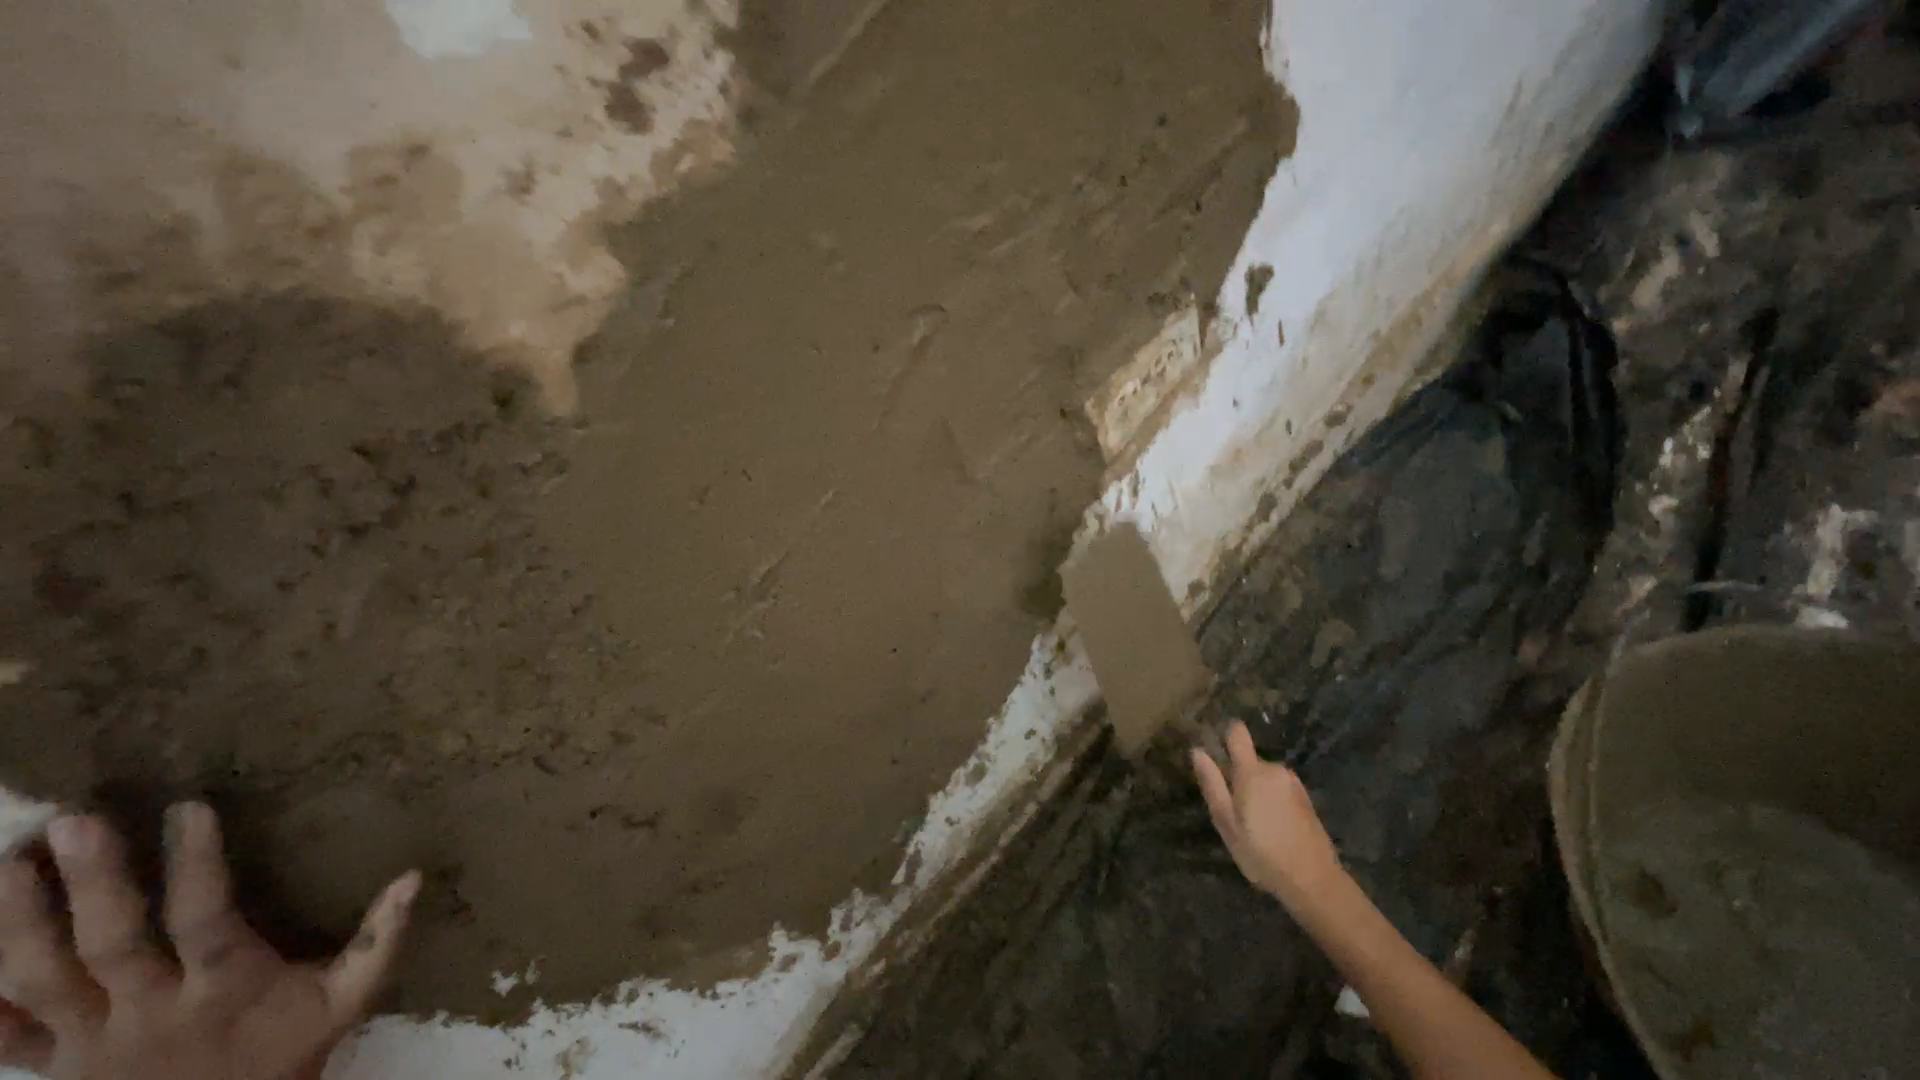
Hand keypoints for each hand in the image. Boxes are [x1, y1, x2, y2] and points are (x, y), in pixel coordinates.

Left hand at [0, 803, 418, 1079]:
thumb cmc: (289, 1052)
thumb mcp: (347, 1001)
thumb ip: (379, 941)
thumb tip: (413, 875)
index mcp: (226, 991)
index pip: (205, 921)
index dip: (195, 865)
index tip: (188, 808)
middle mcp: (150, 1013)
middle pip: (109, 946)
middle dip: (90, 882)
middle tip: (73, 820)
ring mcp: (89, 1043)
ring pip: (37, 981)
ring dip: (18, 920)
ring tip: (9, 860)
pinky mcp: (50, 1065)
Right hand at [1192, 721, 1343, 908]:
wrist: (1313, 880)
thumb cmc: (1261, 853)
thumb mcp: (1227, 822)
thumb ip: (1212, 784)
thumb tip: (1197, 751)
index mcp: (1252, 772)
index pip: (1237, 733)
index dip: (1225, 735)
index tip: (1215, 751)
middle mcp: (1275, 770)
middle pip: (1250, 761)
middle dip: (1238, 778)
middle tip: (1234, 813)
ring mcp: (1294, 783)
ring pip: (1265, 777)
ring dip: (1256, 792)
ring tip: (1254, 826)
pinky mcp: (1306, 798)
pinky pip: (1279, 789)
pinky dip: (1272, 802)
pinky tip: (1273, 829)